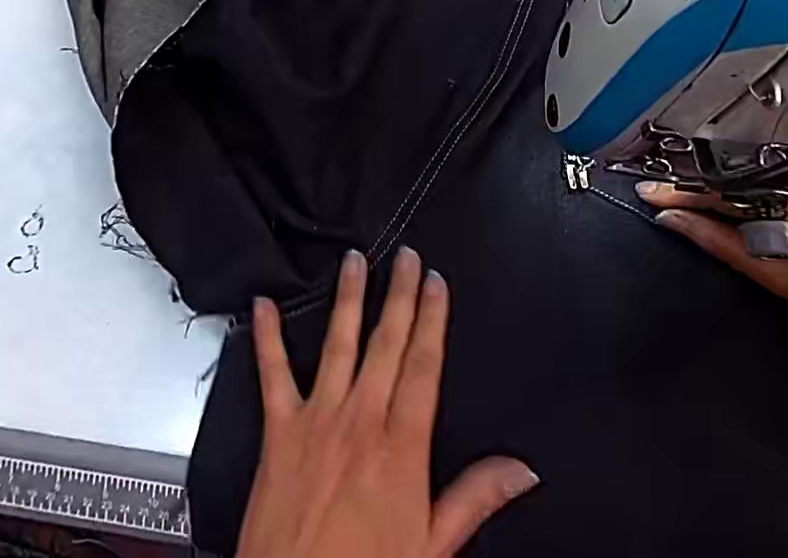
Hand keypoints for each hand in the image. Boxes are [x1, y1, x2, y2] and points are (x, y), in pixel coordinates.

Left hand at [237, 247, 538, 557]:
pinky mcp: (277, 434)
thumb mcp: (432, 546)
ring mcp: (317, 421)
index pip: (423, 362)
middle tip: (407, 257)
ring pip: (338, 344)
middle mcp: (360, 420)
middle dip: (400, 294)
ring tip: (355, 260)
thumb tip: (524, 469)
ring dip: (349, 298)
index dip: (433, 316)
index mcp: (401, 443)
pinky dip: (266, 339)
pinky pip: (272, 377)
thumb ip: (477, 497)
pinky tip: (263, 307)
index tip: (437, 282)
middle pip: (387, 342)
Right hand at [640, 173, 787, 345]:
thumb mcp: (779, 275)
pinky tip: (737, 186)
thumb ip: (721, 243)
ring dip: (720, 173)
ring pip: (751, 160)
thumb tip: (674, 222)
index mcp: (785, 189)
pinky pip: (775, 161)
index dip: (677, 191)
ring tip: (690, 189)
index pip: (715, 186)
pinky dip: (749, 173)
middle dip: (693, 178)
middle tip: (663, 192)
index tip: (648, 192)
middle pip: (730, 165)